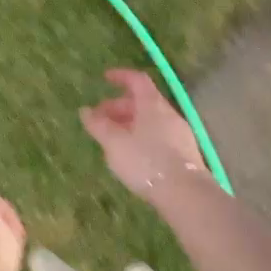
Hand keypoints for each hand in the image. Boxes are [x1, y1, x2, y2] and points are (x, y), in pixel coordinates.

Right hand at [80, 68, 208, 202]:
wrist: (185, 194)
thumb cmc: (145, 161)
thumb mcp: (114, 143)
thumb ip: (98, 125)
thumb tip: (86, 111)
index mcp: (152, 106)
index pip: (137, 80)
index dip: (120, 76)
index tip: (104, 79)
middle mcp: (168, 114)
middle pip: (143, 101)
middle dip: (119, 106)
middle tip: (100, 119)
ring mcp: (180, 133)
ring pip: (151, 119)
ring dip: (129, 123)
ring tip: (113, 139)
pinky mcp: (185, 152)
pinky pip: (159, 135)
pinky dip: (142, 136)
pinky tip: (132, 154)